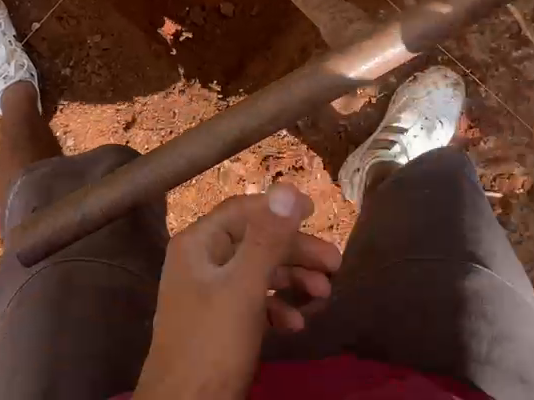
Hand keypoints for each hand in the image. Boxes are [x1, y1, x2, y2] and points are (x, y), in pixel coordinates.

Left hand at [134, 183, 340, 399]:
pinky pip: (251, 303)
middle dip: (293, 250)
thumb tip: (286, 189)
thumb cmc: (212, 344)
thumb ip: (266, 240)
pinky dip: (275, 307)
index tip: (317, 212)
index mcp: (197, 244)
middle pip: (252, 242)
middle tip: (336, 264)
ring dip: (290, 279)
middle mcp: (199, 262)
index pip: (242, 211)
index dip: (278, 209)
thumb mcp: (243, 289)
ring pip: (255, 273)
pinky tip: (296, 324)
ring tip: (325, 294)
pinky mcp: (217, 325)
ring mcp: (206, 294)